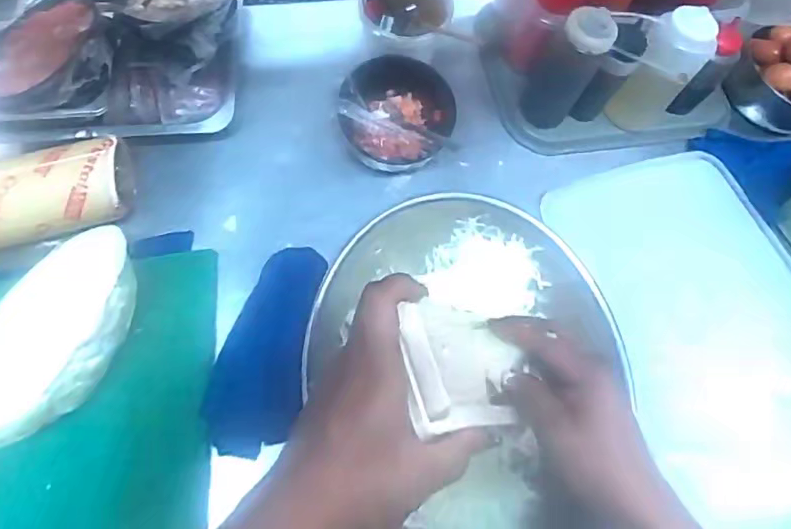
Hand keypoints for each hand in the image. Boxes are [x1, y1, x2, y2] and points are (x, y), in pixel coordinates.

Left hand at [228, 274, 490, 528]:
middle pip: (370, 317)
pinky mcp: (321, 397)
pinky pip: (351, 366)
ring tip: (419, 374)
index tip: (425, 296)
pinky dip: (373, 369)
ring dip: (387, 346)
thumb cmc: (364, 478)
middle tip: (434, 340)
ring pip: (360, 343)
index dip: (400, 284)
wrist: (302, 506)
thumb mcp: (423, 471)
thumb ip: (459, 448)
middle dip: (402, 319)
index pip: (377, 298)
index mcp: (373, 362)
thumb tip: (488, 431)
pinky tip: (391, 404)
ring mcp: (330, 377)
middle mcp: (348, 359)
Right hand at [493, 317, 696, 528]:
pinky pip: (567, 371)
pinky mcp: (600, 400)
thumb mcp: (556, 431)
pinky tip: (532, 380)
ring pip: (563, 355)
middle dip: (528, 331)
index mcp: (588, 369)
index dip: (515, 330)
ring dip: (537, 350)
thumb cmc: (595, 464)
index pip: (546, 339)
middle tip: (500, 331)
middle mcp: (596, 368)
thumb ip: (530, 396)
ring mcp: (601, 384)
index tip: (488, 325)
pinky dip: (546, 368)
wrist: (637, 505)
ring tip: (511, 354)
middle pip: (558, 337)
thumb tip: (510, 374)